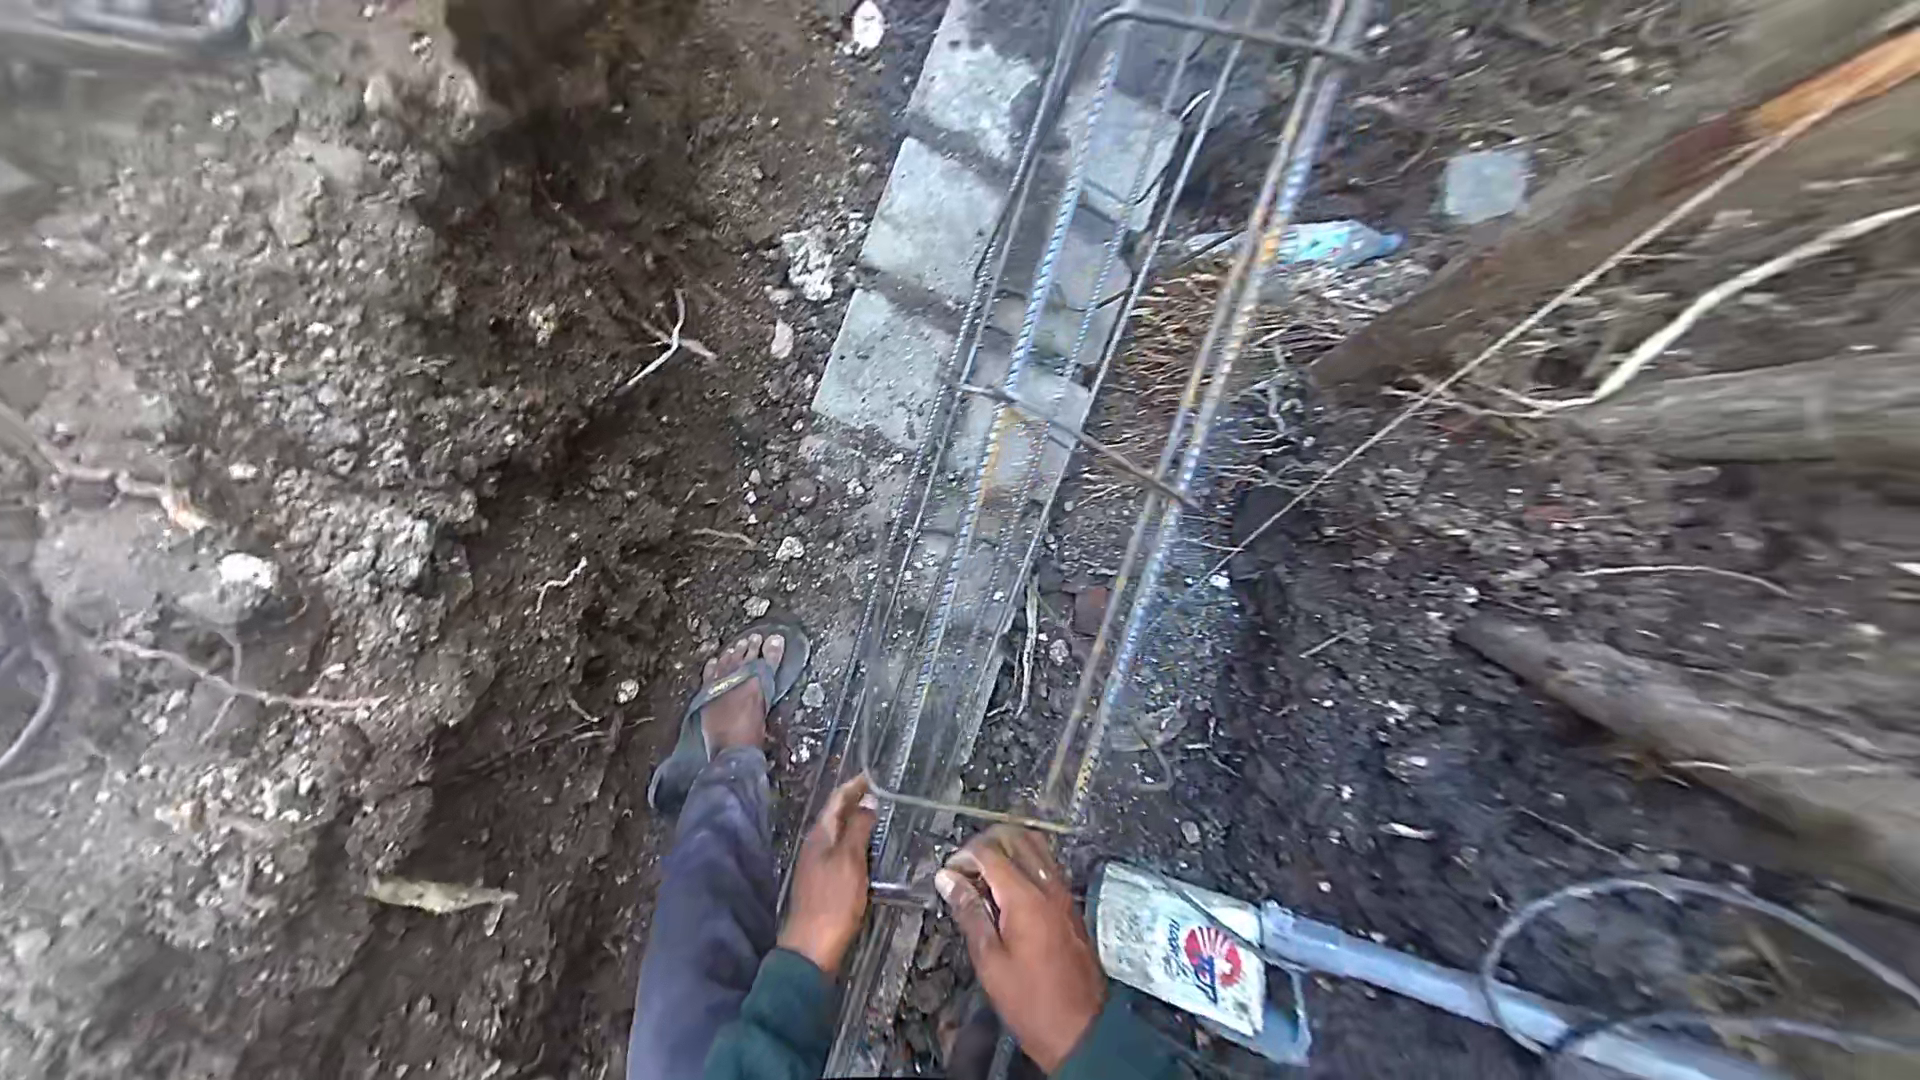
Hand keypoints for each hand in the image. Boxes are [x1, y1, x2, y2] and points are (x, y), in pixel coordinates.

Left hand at [777, 775, 878, 975]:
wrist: (812, 949)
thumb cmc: (833, 901)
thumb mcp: (850, 860)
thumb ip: (859, 829)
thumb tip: (868, 801)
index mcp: (820, 835)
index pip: (837, 799)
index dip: (854, 785)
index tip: (873, 774)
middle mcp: (815, 844)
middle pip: (837, 814)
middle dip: (857, 801)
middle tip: (881, 793)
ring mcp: (817, 864)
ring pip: (839, 833)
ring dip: (857, 821)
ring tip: (880, 816)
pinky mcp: (823, 882)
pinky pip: (841, 851)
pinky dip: (855, 842)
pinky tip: (869, 849)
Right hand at [935, 826, 1105, 1073]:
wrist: (1082, 1029)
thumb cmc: (1032, 1003)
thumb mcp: (990, 962)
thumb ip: (969, 912)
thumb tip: (947, 879)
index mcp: (1024, 897)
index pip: (989, 852)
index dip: (963, 855)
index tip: (949, 873)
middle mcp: (1046, 884)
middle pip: (1013, 837)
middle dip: (984, 843)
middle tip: (964, 867)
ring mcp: (1061, 890)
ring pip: (1033, 842)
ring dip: (1005, 846)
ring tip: (984, 873)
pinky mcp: (1068, 900)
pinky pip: (1044, 860)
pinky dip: (1023, 858)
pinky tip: (1007, 884)